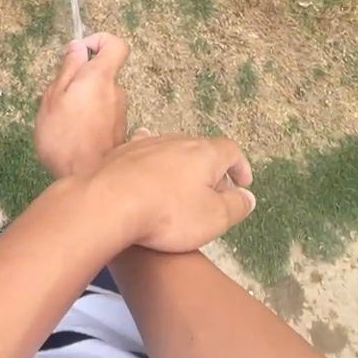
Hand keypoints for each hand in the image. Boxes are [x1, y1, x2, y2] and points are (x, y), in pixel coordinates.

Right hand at [34, 33, 128, 178]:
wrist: (85, 183)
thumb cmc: (62, 136)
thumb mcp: (53, 97)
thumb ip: (68, 69)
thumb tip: (78, 47)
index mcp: (101, 78)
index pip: (116, 45)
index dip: (99, 41)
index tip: (78, 53)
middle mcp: (117, 93)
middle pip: (103, 74)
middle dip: (82, 81)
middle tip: (59, 100)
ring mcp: (121, 116)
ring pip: (102, 98)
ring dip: (85, 104)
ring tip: (65, 123)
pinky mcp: (121, 135)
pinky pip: (105, 117)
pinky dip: (92, 121)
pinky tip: (78, 138)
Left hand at [87, 132, 254, 253]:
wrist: (110, 201)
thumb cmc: (169, 213)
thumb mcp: (214, 218)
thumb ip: (236, 206)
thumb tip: (248, 195)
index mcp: (204, 152)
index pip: (231, 150)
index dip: (240, 166)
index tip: (243, 184)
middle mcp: (177, 140)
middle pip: (202, 149)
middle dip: (212, 169)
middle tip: (215, 193)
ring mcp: (147, 142)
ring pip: (173, 149)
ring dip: (183, 166)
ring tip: (184, 187)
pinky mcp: (123, 152)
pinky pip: (146, 151)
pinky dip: (156, 162)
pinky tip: (150, 170)